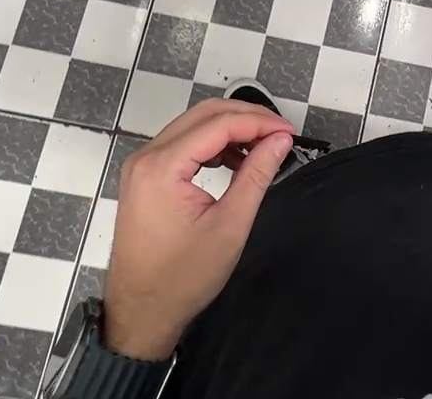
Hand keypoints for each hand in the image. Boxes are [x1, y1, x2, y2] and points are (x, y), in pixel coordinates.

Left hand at [103, 99, 293, 359]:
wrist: (141, 316)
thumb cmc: (183, 278)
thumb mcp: (230, 225)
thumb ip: (257, 174)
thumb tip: (281, 139)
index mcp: (162, 167)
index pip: (218, 124)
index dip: (259, 123)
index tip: (289, 131)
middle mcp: (147, 156)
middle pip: (204, 115)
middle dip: (247, 117)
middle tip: (280, 133)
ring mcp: (143, 165)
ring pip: (194, 124)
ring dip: (231, 128)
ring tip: (263, 146)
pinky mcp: (146, 175)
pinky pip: (184, 142)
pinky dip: (213, 143)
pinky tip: (236, 159)